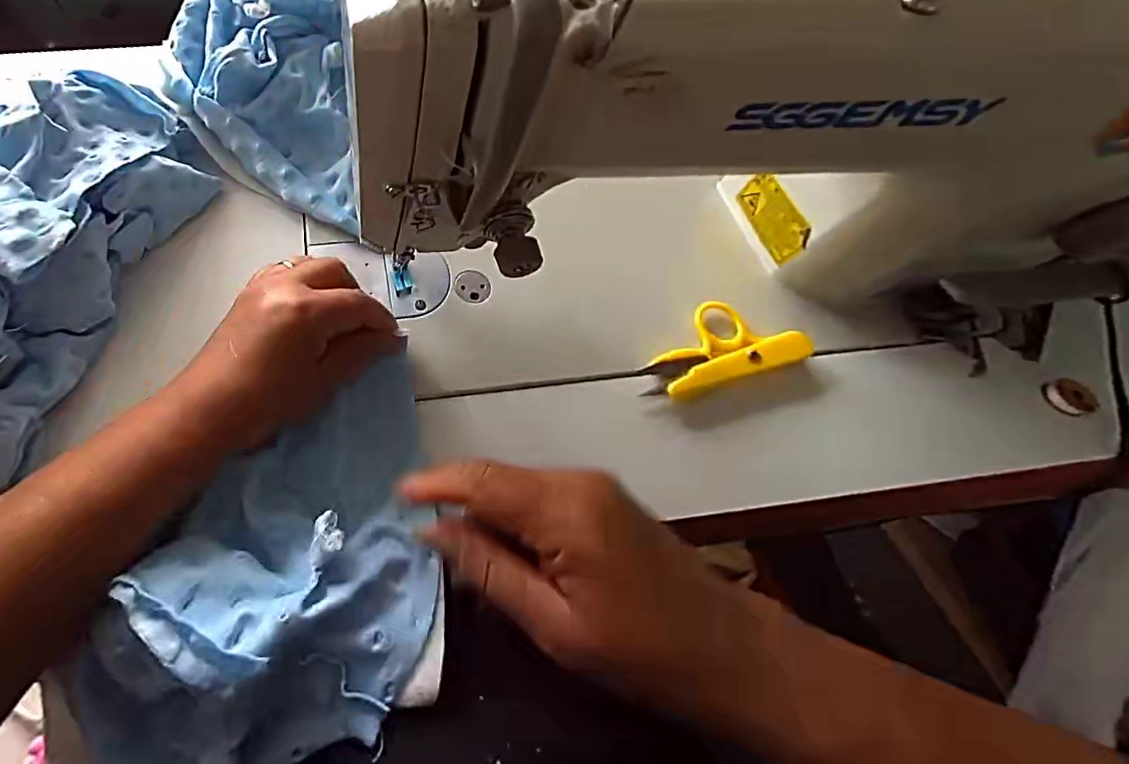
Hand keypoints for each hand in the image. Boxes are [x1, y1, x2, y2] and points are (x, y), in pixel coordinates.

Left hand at [170, 256, 400, 448]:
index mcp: (306, 309)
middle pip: (336, 272)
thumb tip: (388, 339)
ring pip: (311, 264)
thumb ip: (359, 353)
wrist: (207, 409)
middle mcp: (285, 285)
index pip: (358, 303)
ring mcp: (263, 284)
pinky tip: (307, 307)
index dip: (380, 320)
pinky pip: (286, 270)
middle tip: (364, 329)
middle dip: (357, 296)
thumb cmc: (265, 403)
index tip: (390, 337)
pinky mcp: (249, 291)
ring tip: (337, 317)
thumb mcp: (321, 381)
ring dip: (332, 283)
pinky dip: (305, 280)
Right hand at [399, 460, 774, 716]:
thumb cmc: (642, 650)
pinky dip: (512, 514)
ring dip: (484, 509)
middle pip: (497, 477)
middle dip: (457, 498)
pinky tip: (506, 548)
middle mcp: (576, 480)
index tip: (398, 494)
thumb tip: (435, 532)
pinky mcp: (600, 495)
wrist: (730, 650)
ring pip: (515, 484)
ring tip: (461, 550)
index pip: (482, 480)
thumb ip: (489, 570)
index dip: (435, 482)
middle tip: (424, 533)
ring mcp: (592, 484)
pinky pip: (538, 493)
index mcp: (564, 508)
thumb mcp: (555, 624)